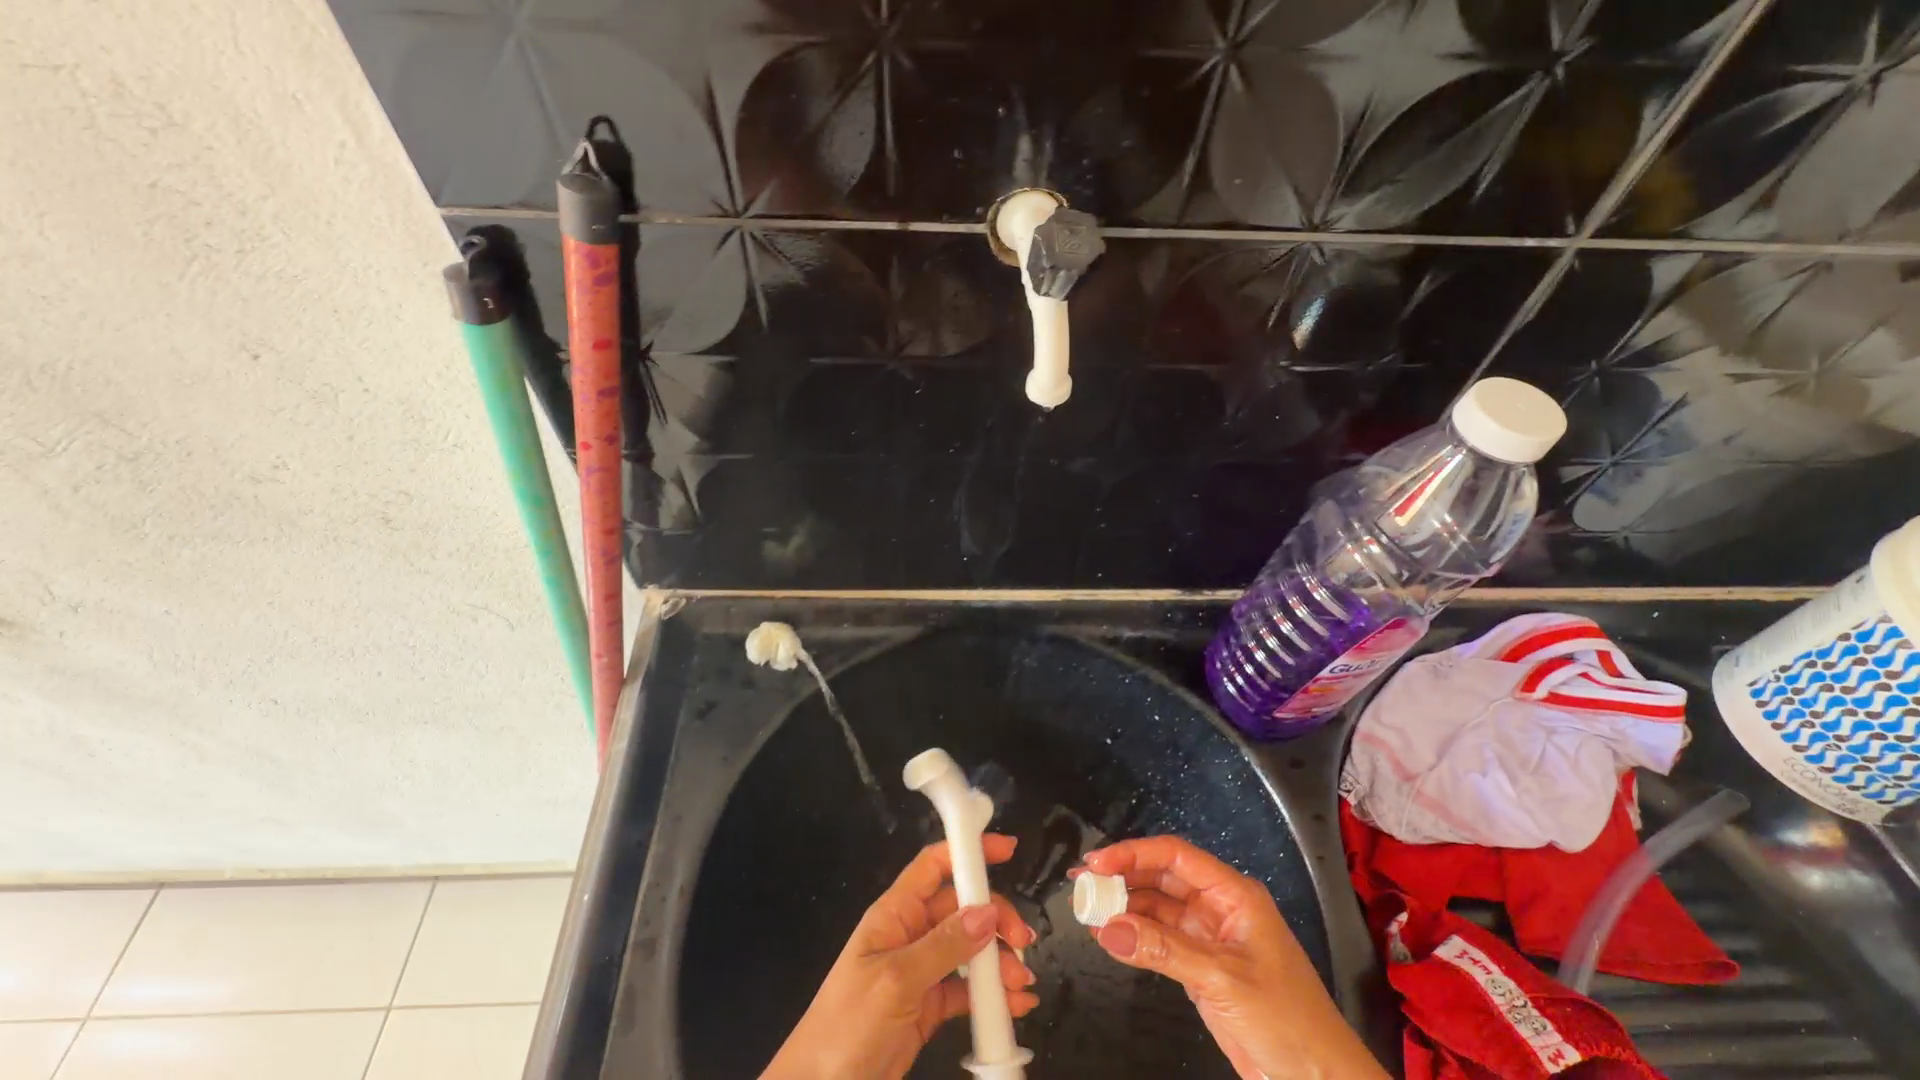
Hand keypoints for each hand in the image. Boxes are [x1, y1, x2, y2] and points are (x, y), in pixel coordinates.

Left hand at [762, 835, 1039, 1079]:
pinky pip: (969, 989)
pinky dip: (993, 995)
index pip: (933, 866)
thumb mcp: (895, 980)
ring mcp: (922, 971)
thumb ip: (943, 946)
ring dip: (1001, 961)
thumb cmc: (847, 1024)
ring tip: (1021, 984)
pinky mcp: (930, 1006)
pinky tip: (1015, 1005)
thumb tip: (987, 913)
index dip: (967, 851)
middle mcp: (910, 935)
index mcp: (894, 914)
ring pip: (971, 950)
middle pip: (962, 908)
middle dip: (996, 919)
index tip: (1007, 850)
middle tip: (1022, 942)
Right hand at [1079, 837, 1386, 1079]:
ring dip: (1124, 908)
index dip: (1133, 854)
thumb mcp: (1221, 979)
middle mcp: (1219, 907)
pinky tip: (1109, 938)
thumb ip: (1163, 950)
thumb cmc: (1283, 1017)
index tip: (1094, 865)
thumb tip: (1107, 927)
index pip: (1175, 857)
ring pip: (1157, 908)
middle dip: (1122, 878)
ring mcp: (1209, 937)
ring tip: (1087, 912)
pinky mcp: (1201, 966)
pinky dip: (1134, 937)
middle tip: (1081, 887)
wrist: (1316, 1078)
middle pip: (1162, 878)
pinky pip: (1160, 939)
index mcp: (1233, 894)